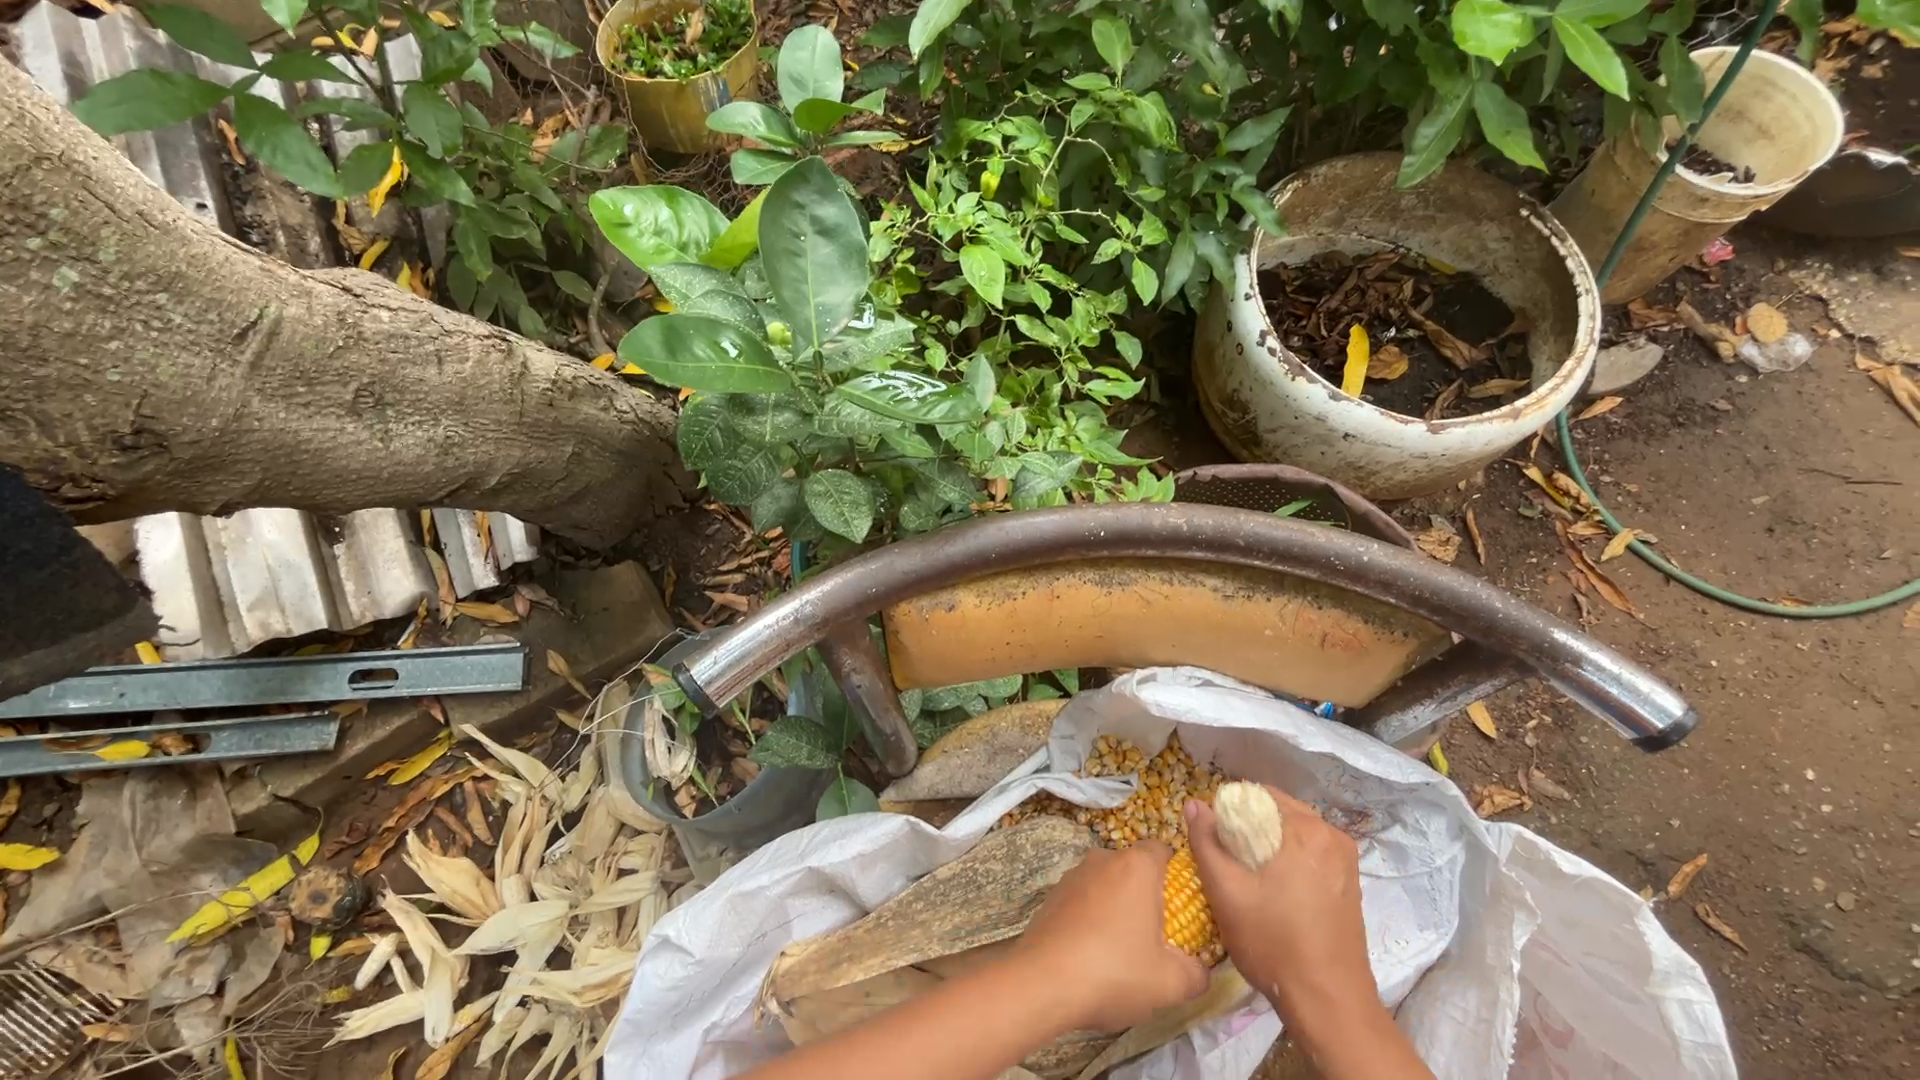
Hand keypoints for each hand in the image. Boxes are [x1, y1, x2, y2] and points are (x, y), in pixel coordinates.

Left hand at [1016, 841, 1208, 1031]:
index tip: (1182, 906)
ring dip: (1116, 907)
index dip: (1176, 874)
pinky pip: (1082, 900)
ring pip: (1106, 884)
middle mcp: (1102, 860)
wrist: (1042, 983)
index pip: (1163, 850)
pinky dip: (1091, 919)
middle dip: (1146, 895)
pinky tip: (1091, 954)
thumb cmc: (1114, 971)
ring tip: (1121, 949)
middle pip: (1134, 868)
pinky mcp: (1051, 896)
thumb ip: (1197, 973)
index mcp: (1136, 866)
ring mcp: (1072, 876)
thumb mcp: (1171, 983)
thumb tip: (1201, 969)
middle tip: (1156, 935)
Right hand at [1184, 787, 1376, 1024]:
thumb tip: (1194, 803)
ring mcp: (1345, 861)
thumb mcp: (1226, 891)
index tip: (1213, 838)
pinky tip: (1273, 889)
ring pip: (1294, 833)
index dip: (1229, 810)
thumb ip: (1206, 841)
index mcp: (1307, 829)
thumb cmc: (1273, 943)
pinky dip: (1288, 859)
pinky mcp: (1350, 883)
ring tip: (1246, 874)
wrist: (1329, 1002)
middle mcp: (1332, 836)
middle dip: (1249, 826)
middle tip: (1225, 857)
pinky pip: (1310, 853)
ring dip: (1268, 843)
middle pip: (1278, 812)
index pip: (1258, 795)